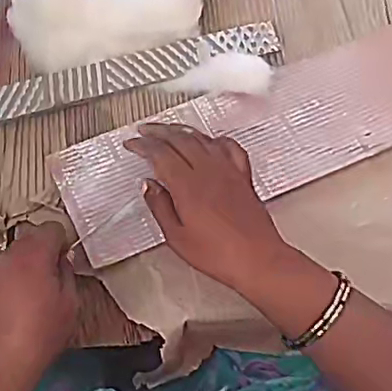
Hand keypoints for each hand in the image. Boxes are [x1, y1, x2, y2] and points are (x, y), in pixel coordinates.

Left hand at [0, 223, 79, 390]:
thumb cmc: (38, 338)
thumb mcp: (69, 307)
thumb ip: (68, 275)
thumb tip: (61, 263)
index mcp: (33, 254)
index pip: (52, 229)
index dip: (64, 242)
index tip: (69, 260)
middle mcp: (7, 256)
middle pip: (30, 240)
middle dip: (45, 253)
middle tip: (56, 281)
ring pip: (14, 258)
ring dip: (27, 269)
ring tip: (38, 300)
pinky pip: (2, 275)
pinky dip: (12, 283)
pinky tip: (18, 311)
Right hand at [122, 123, 289, 291]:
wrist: (259, 261)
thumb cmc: (220, 254)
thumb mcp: (177, 237)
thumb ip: (160, 207)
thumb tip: (148, 187)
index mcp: (188, 185)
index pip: (159, 153)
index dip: (142, 145)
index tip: (132, 144)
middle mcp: (208, 172)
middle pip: (179, 138)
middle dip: (157, 131)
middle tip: (143, 131)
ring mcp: (228, 171)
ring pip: (202, 138)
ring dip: (182, 130)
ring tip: (169, 129)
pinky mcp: (243, 177)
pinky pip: (229, 147)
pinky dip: (215, 139)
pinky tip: (210, 141)